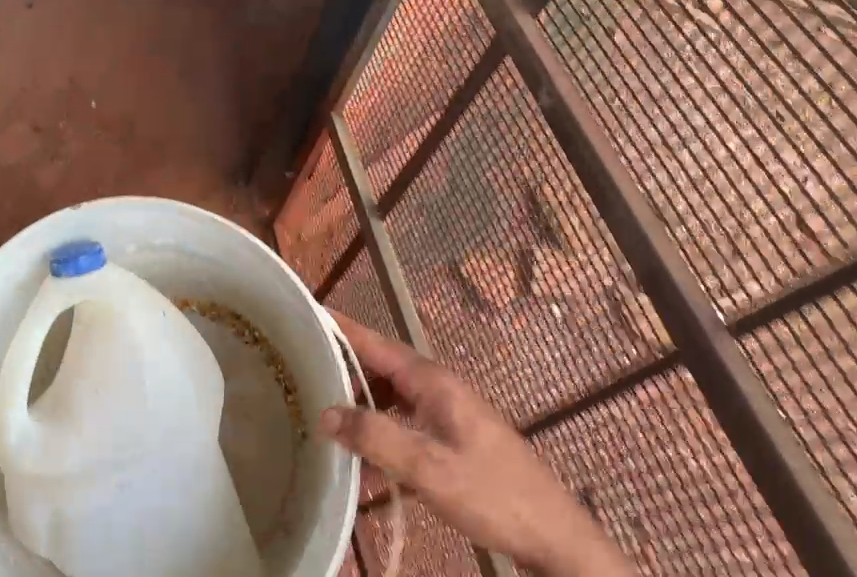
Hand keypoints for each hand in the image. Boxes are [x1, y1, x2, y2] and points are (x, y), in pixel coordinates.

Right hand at [322, 313, 634, 576]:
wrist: (555, 540)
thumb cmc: (494, 495)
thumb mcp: (430, 468)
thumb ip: (376, 437)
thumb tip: (325, 412)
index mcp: (433, 382)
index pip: (375, 343)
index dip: (341, 328)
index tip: (304, 316)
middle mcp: (438, 390)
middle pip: (380, 370)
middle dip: (343, 373)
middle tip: (301, 380)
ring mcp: (448, 417)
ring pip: (391, 402)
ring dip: (361, 413)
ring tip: (324, 427)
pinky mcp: (453, 444)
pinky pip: (405, 430)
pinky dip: (382, 442)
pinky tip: (364, 472)